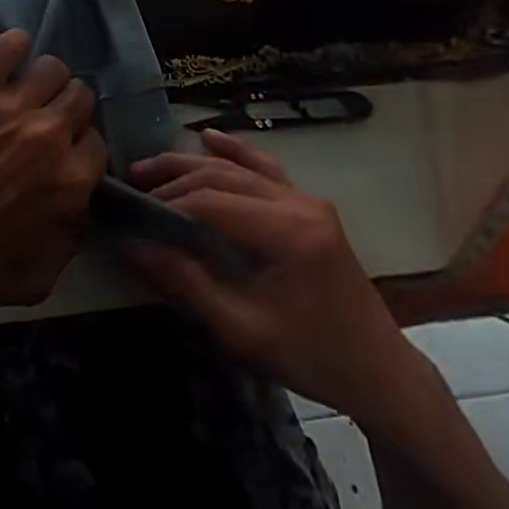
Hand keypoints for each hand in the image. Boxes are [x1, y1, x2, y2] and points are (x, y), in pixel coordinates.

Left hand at [0, 29, 105, 384]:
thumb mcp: (36, 280)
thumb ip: (68, 243)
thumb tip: (75, 212)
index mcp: (70, 182)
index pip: (97, 144)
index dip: (80, 150)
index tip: (61, 154)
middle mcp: (49, 136)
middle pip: (79, 99)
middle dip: (67, 110)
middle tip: (42, 122)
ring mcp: (10, 107)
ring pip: (52, 68)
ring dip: (45, 80)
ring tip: (23, 93)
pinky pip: (8, 46)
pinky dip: (14, 47)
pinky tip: (7, 58)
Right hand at [121, 130, 429, 425]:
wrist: (377, 371)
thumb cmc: (310, 355)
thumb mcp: (240, 328)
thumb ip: (185, 281)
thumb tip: (132, 244)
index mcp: (289, 233)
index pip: (211, 201)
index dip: (167, 204)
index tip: (134, 218)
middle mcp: (301, 204)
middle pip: (221, 175)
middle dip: (172, 178)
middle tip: (131, 186)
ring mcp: (308, 201)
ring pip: (239, 167)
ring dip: (192, 163)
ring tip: (150, 166)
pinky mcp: (310, 207)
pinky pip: (265, 169)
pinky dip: (235, 152)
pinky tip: (209, 136)